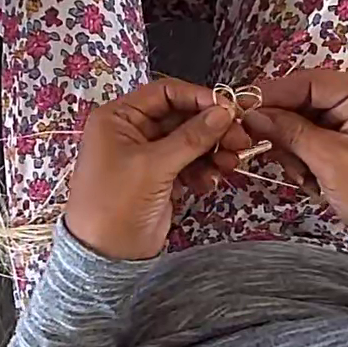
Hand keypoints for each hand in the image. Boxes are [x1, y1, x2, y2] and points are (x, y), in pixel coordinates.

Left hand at [63, 79, 244, 260]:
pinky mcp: (159, 177)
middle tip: (241, 141)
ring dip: (212, 151)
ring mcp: (146, 155)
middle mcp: (131, 130)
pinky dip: (203, 170)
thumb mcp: (153, 165)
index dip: (198, 97)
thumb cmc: (116, 202)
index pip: (164, 92)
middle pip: (181, 117)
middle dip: (211, 128)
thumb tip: (224, 111)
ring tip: (230, 165)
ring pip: (189, 141)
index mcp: (118, 117)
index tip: (229, 109)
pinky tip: (209, 184)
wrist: (106, 254)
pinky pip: (189, 163)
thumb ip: (191, 137)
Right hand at [239, 69, 347, 244]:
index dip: (271, 94)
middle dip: (282, 126)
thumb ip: (290, 132)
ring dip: (291, 145)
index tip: (239, 108)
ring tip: (300, 173)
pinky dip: (300, 152)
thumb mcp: (331, 162)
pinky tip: (308, 174)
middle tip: (262, 148)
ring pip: (301, 117)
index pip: (309, 81)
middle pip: (302, 99)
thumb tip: (251, 114)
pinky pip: (310, 132)